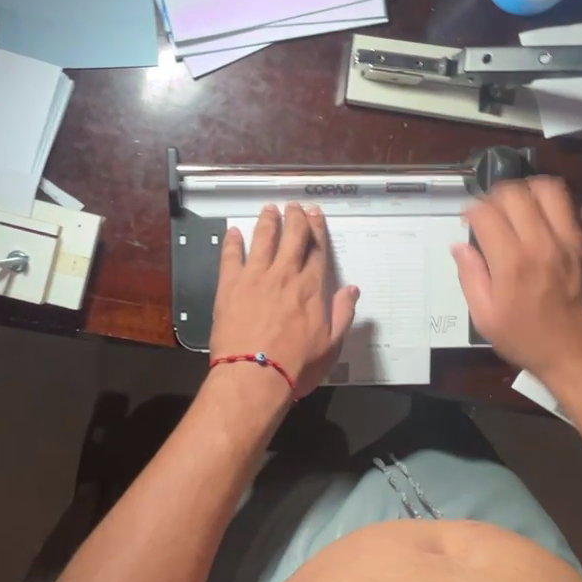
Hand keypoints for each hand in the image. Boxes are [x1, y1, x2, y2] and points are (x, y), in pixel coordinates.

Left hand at [211, 203, 358, 398]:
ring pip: (263, 239)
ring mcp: (255, 277)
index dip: (317, 230)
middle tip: (295, 206)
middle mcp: (285, 275)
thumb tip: (352, 289)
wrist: (255, 375)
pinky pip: (231, 256)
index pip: (317, 251)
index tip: (315, 215)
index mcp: (311, 288)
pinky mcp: (230, 286)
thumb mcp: (332, 345)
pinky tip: (233, 232)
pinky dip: (232, 242)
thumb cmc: (297, 365)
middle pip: (292, 238)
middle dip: (295, 218)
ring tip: (269, 210)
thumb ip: (343, 313)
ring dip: (268, 222)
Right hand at [452, 177, 581, 383]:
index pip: (486, 212)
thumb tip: (460, 247)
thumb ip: (470, 277)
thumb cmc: (530, 342)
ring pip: (551, 189)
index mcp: (512, 262)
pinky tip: (553, 221)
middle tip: (493, 212)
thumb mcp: (486, 319)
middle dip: (496, 196)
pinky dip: (563, 206)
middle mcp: (543, 243)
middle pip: (516, 193)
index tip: (469, 220)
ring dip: (530, 191)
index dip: (471, 210)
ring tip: (523, 207)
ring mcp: (573, 240)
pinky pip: (580, 207)